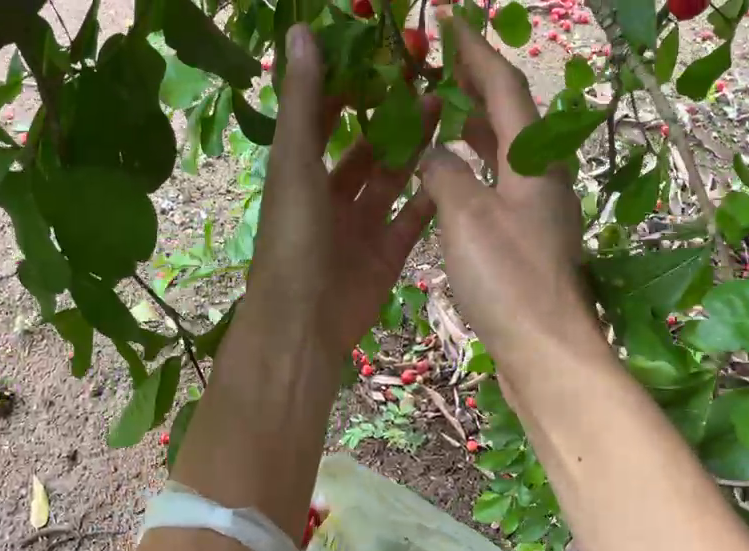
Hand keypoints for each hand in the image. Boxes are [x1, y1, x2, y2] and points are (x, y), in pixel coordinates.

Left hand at [239, 24, 439, 365]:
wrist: (305, 322)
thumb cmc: (293, 238)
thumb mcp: (295, 162)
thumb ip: (302, 101)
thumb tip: (301, 30)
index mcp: (300, 176)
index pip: (321, 120)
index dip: (344, 87)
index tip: (376, 52)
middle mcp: (329, 200)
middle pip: (363, 150)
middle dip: (389, 116)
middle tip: (423, 78)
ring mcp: (359, 229)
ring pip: (391, 180)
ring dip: (413, 147)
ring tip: (442, 107)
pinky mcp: (386, 255)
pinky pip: (411, 218)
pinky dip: (430, 195)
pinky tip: (455, 164)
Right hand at [418, 12, 590, 360]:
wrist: (545, 349)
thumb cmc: (507, 281)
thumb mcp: (466, 219)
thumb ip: (444, 175)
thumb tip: (429, 151)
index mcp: (532, 161)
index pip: (504, 88)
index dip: (475, 52)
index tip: (450, 21)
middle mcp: (542, 179)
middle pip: (511, 118)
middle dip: (476, 89)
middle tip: (440, 71)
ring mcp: (539, 214)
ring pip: (506, 157)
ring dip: (477, 132)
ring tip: (444, 119)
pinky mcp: (530, 246)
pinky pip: (500, 191)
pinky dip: (476, 174)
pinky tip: (454, 187)